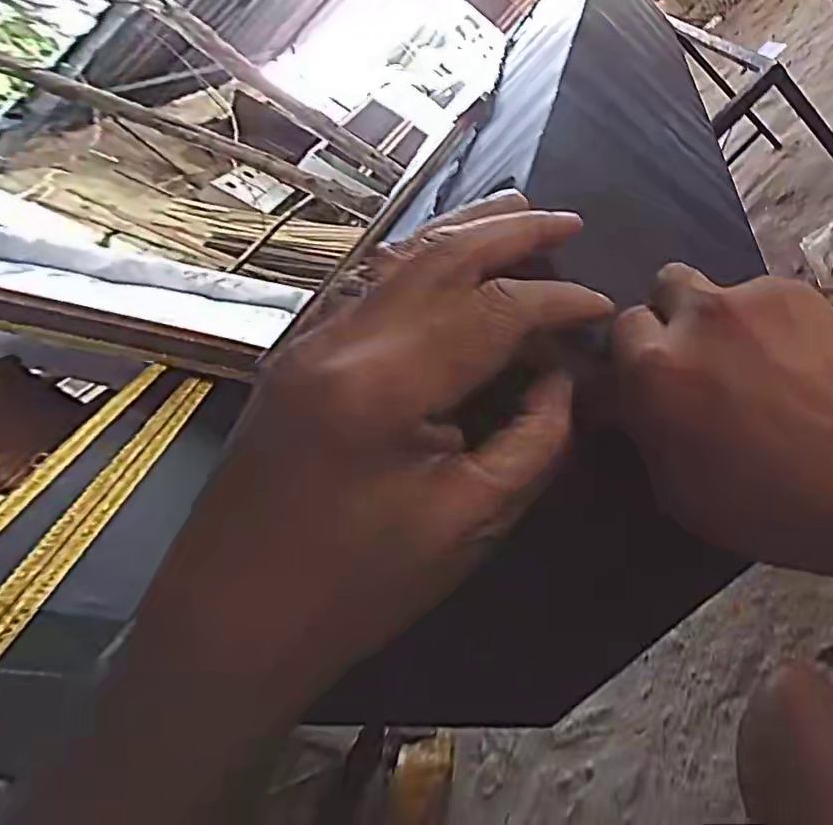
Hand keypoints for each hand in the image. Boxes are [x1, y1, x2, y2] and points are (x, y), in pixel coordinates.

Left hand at [38, 194, 614, 823]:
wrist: (229, 625)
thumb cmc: (359, 586)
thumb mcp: (472, 520)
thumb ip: (534, 438)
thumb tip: (561, 377)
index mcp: (386, 384)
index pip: (494, 311)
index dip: (559, 302)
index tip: (603, 307)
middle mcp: (344, 338)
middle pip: (444, 256)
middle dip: (514, 231)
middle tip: (568, 220)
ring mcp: (313, 339)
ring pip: (402, 256)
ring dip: (466, 228)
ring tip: (518, 208)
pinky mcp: (301, 352)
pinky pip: (371, 280)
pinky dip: (421, 254)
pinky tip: (448, 248)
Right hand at [610, 265, 832, 593]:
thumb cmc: (771, 504)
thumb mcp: (680, 490)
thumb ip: (643, 426)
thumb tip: (629, 396)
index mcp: (655, 370)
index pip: (618, 332)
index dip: (634, 357)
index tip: (651, 377)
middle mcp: (695, 318)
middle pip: (660, 289)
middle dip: (669, 320)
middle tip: (697, 358)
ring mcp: (747, 297)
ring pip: (710, 287)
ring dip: (714, 317)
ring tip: (751, 356)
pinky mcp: (792, 290)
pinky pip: (758, 296)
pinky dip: (762, 321)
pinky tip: (792, 356)